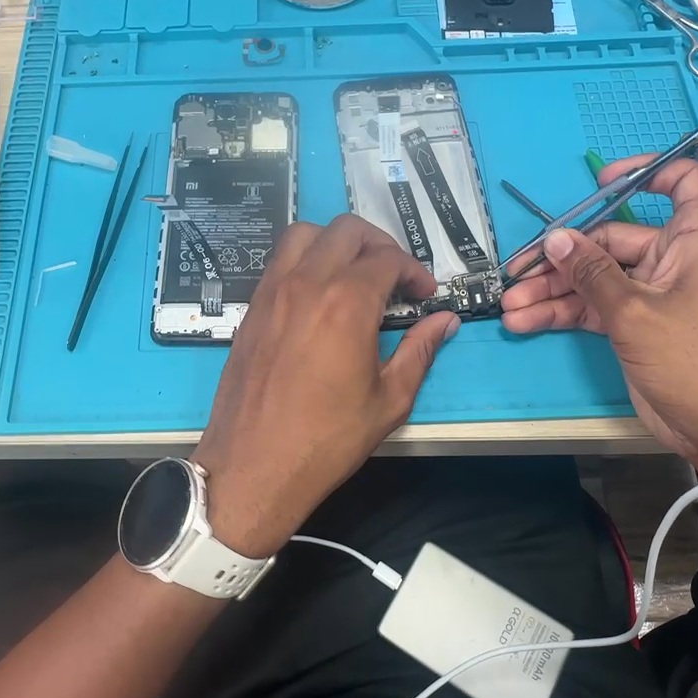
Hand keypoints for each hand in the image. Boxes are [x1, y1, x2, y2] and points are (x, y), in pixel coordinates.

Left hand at [198, 215, 458, 556]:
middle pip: (346, 231)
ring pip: (305, 234)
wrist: (254, 466)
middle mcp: (306, 284)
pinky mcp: (252, 308)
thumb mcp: (388, 400)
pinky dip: (304, 259)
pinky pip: (279, 261)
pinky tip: (318, 293)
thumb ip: (419, 351)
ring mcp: (272, 292)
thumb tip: (445, 321)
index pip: (388, 259)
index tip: (424, 295)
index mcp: (346, 303)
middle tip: (395, 277)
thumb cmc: (327, 440)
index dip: (414, 271)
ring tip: (354, 272)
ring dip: (336, 242)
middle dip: (380, 245)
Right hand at [499, 154, 697, 461]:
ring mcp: (653, 292)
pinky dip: (564, 313)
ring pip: (595, 277)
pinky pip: (595, 306)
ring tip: (511, 306)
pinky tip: (526, 322)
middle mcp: (675, 257)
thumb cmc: (694, 357)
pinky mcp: (637, 323)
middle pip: (612, 239)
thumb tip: (555, 239)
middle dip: (562, 257)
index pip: (683, 181)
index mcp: (696, 238)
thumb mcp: (634, 310)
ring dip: (553, 291)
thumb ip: (590, 271)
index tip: (599, 184)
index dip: (645, 172)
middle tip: (517, 273)